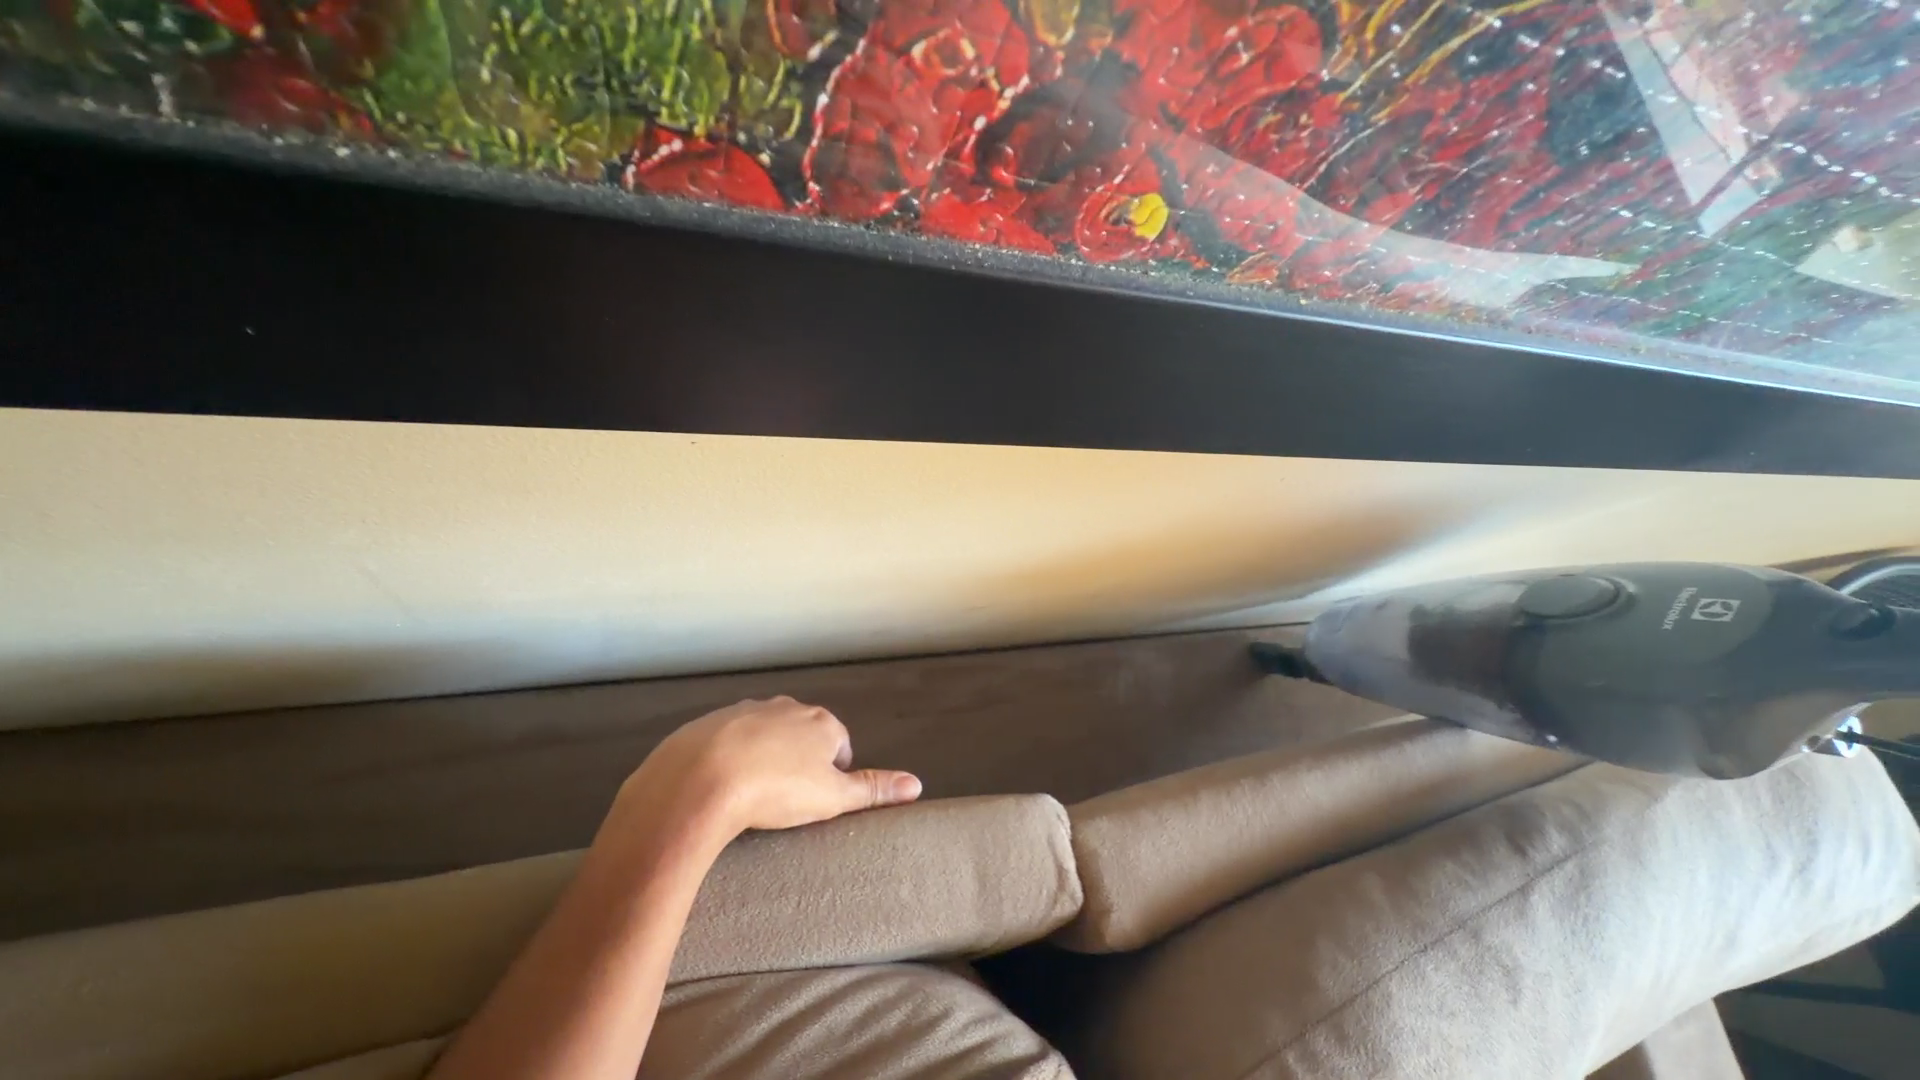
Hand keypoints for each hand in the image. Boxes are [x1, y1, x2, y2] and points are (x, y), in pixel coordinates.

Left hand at [615, 697, 922, 839]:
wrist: (698, 780)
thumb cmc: (776, 790)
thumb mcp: (833, 797)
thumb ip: (873, 789)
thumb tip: (917, 784)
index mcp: (821, 721)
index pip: (840, 743)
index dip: (834, 773)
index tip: (819, 799)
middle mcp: (786, 707)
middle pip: (802, 734)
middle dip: (799, 760)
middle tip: (787, 799)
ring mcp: (744, 711)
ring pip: (765, 734)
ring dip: (765, 756)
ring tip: (753, 794)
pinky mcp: (708, 722)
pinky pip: (727, 740)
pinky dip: (729, 757)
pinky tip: (721, 784)